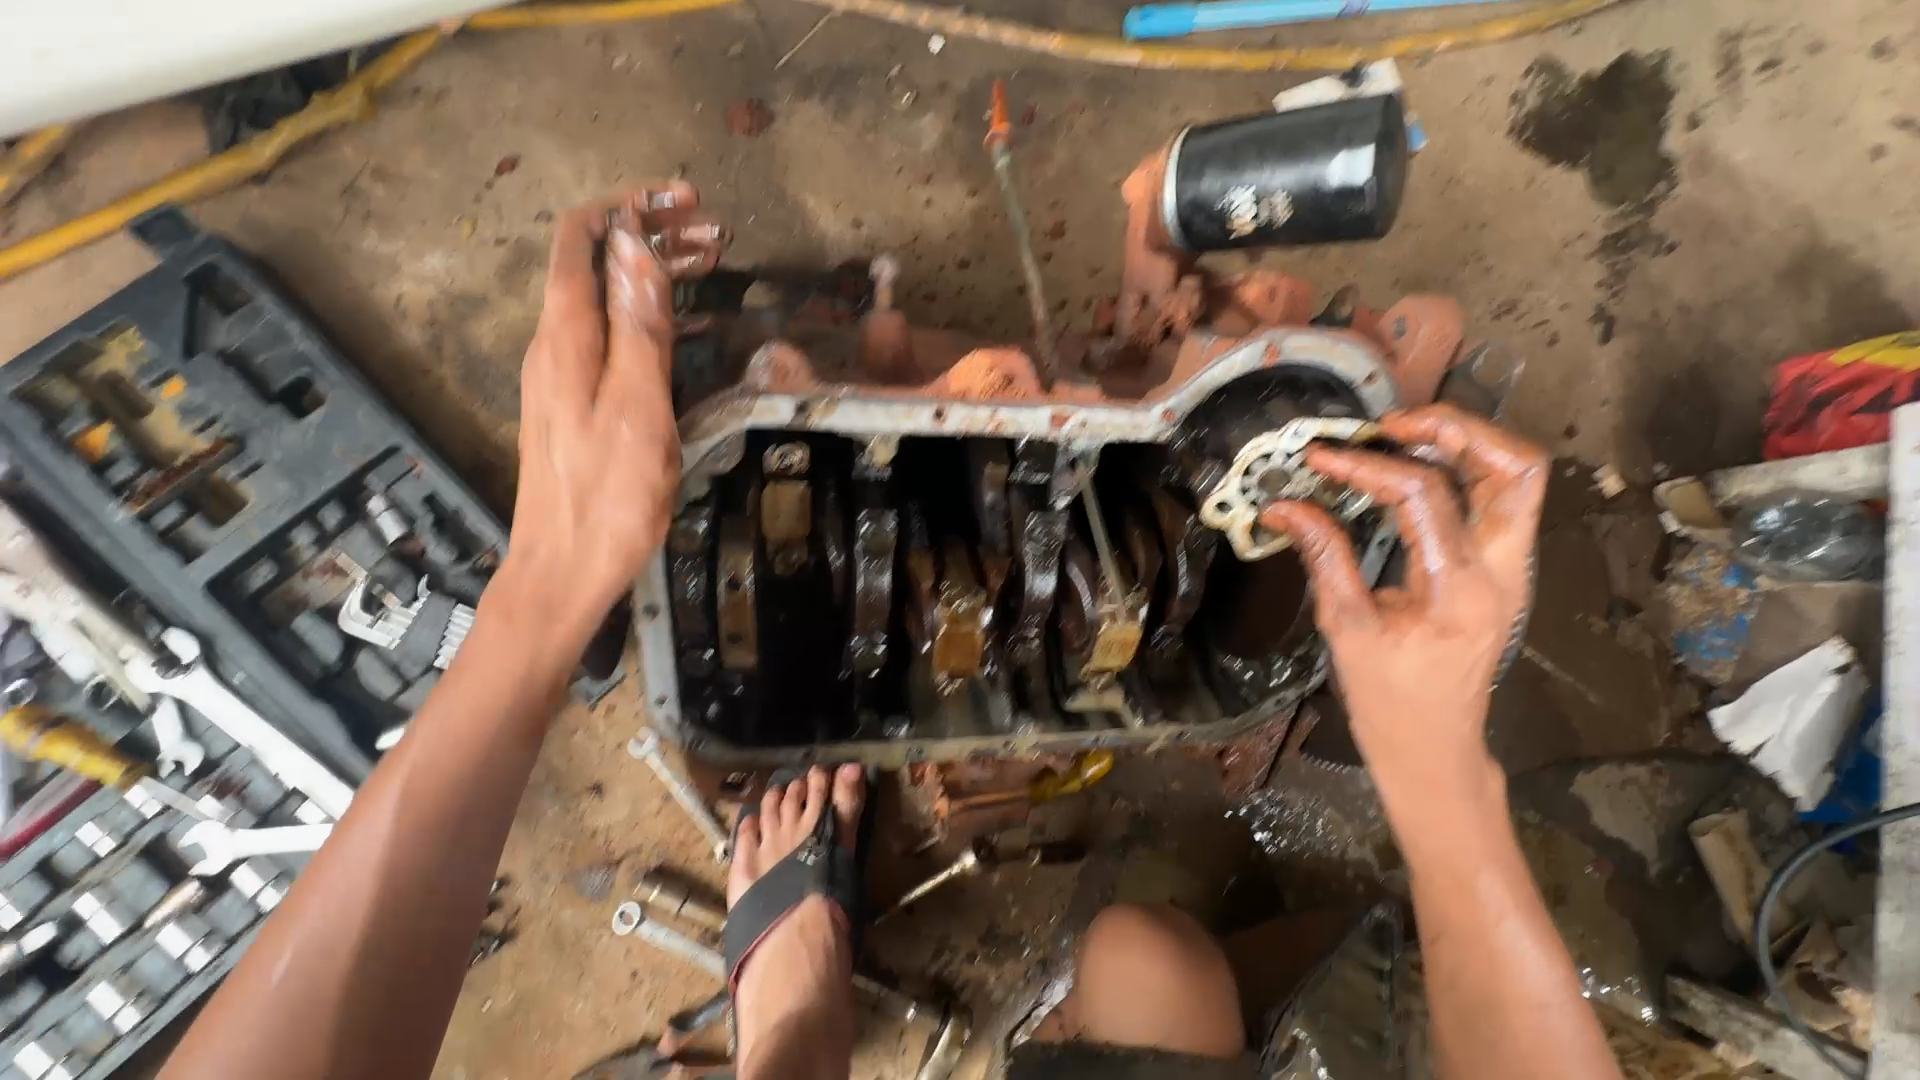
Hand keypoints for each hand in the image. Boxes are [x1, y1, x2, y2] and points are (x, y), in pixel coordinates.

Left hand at [502, 183, 724, 629]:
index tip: (686, 204)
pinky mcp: (575, 404)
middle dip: (651, 237)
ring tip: (712, 268)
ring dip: (653, 275)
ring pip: (605, 300)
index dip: (630, 207)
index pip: (582, 238)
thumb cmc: (609, 498)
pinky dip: (648, 317)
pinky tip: (687, 330)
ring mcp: (562, 376)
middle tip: (716, 237)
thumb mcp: (637, 409)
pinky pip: (611, 337)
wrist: (562, 571)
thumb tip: (635, 245)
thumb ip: (638, 327)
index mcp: (567, 338)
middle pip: (595, 263)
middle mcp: (555, 346)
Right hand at [1261, 405, 1547, 797]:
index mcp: (1459, 589)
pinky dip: (1464, 470)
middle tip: (1387, 426)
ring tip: (1401, 436)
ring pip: (1519, 477)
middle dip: (1452, 429)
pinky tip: (1414, 469)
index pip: (1422, 496)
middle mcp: (1504, 570)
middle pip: (1513, 467)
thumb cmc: (1388, 698)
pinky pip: (1501, 499)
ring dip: (1465, 443)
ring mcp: (1515, 568)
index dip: (1367, 466)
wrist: (1436, 745)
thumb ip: (1323, 556)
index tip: (1320, 458)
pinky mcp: (1506, 570)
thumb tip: (1284, 507)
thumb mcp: (1344, 628)